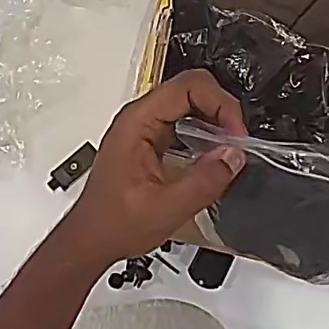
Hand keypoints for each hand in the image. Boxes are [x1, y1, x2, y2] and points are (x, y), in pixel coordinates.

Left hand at [53, 69, 248, 267]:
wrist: (92, 240)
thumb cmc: (113, 224)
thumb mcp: (167, 208)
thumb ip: (205, 181)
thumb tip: (233, 156)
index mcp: (137, 123)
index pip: (188, 87)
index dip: (220, 104)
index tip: (235, 133)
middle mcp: (138, 119)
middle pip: (191, 89)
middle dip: (222, 109)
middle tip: (237, 140)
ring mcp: (144, 128)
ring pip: (190, 103)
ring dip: (216, 121)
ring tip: (229, 148)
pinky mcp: (150, 140)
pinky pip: (185, 123)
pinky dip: (206, 133)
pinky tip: (214, 156)